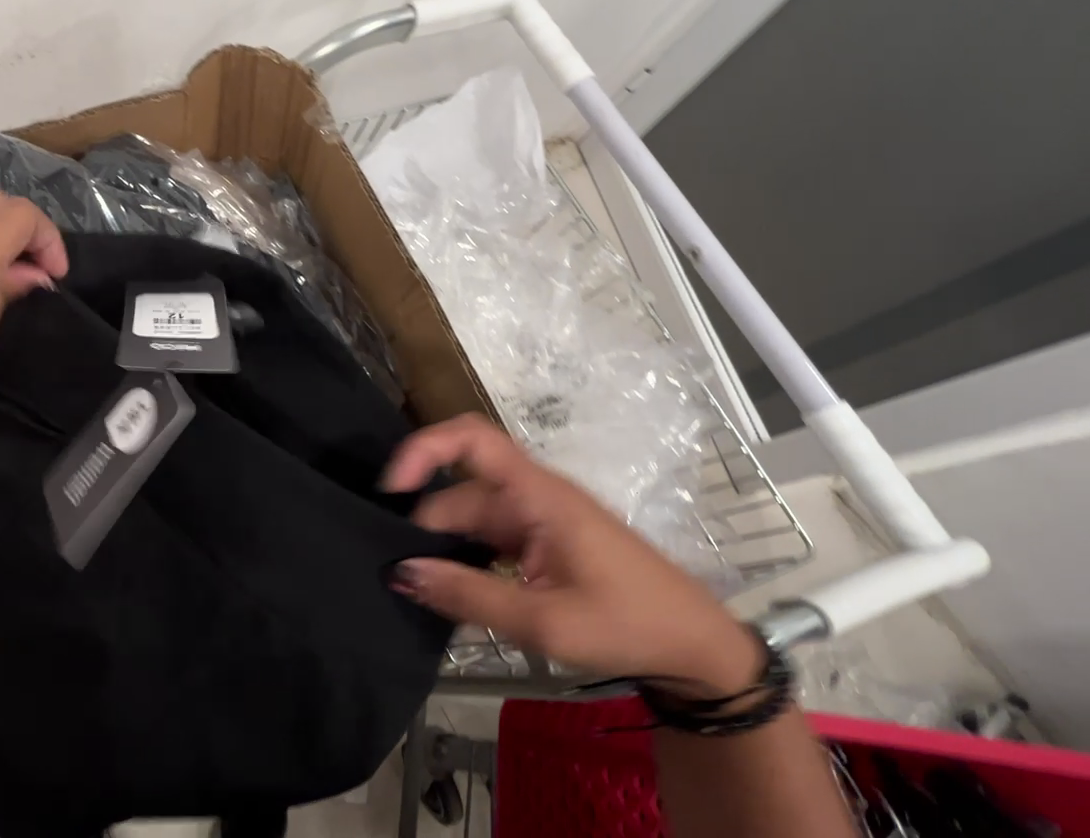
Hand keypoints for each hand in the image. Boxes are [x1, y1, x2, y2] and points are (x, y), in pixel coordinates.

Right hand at [383, 416, 758, 697]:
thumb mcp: (543, 621)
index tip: (390, 490)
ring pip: (469, 521)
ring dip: (445, 550)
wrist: (699, 651)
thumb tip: (400, 571)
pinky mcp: (542, 541)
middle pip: (458, 493)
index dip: (423, 449)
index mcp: (537, 495)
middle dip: (426, 529)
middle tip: (401, 578)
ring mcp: (538, 518)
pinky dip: (466, 561)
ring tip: (424, 593)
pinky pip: (487, 540)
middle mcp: (532, 495)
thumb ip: (467, 595)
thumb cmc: (628, 625)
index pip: (470, 438)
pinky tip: (456, 596)